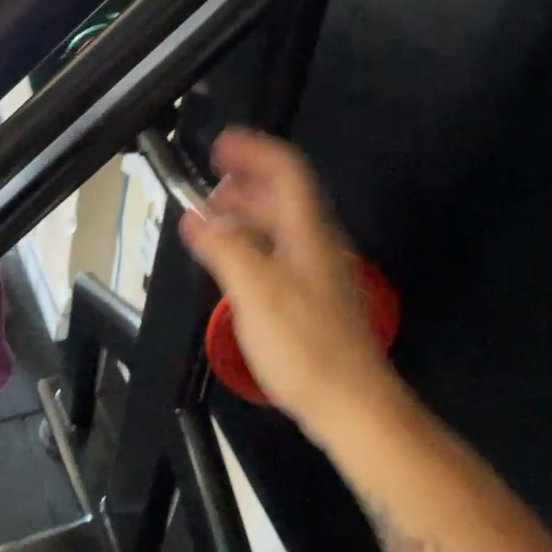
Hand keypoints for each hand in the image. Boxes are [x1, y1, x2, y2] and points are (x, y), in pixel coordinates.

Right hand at [179, 128, 397, 438]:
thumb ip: (225, 247)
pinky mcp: (315, 301)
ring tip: (212, 220)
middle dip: (245, 182)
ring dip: (247, 213)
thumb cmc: (306, 346)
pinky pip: (281, 253)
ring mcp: (319, 273)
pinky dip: (253, 244)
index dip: (254, 150)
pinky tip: (234, 264)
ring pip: (282, 226)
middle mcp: (318, 244)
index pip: (286, 171)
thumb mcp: (255, 291)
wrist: (354, 407)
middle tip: (209, 184)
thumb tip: (197, 215)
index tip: (220, 145)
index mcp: (307, 232)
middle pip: (284, 196)